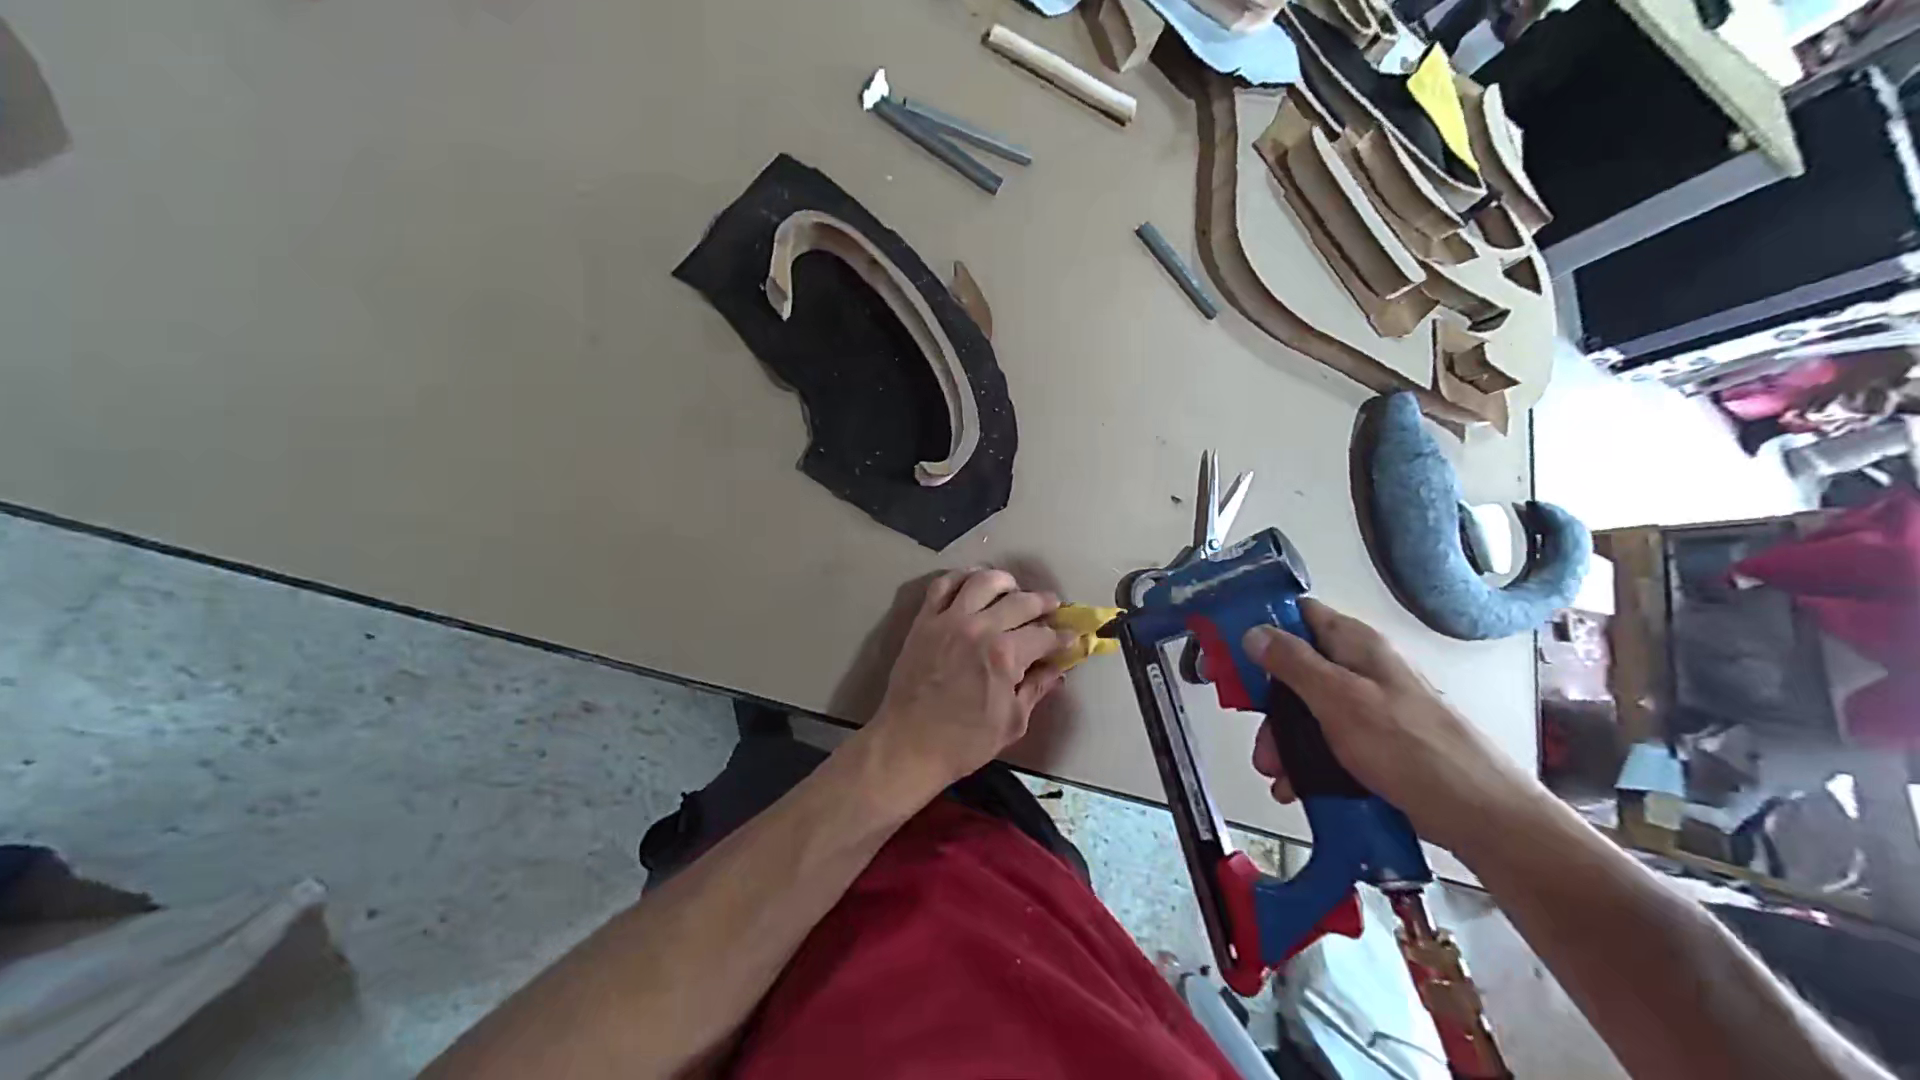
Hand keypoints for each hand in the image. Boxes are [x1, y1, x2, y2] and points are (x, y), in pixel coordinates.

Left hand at [865, 569, 1073, 794]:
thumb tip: (1057, 670)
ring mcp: (948, 620)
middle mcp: (979, 628)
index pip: (1044, 635)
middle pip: (1021, 601)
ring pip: (983, 580)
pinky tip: (972, 583)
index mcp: (1005, 655)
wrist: (909, 744)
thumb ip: (1036, 688)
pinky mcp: (924, 620)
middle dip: (1044, 602)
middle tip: (1052, 607)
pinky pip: (943, 585)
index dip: (1062, 636)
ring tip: (1013, 590)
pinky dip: (961, 577)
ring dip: (1005, 582)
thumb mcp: (1012, 722)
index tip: (1071, 638)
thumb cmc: (965, 741)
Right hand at [1242, 599, 1549, 857]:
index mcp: (1356, 644)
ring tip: (1277, 774)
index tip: (1228, 651)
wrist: (1483, 819)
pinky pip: (1326, 742)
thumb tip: (1255, 632)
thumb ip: (1294, 663)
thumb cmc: (1412, 751)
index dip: (1260, 625)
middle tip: (1256, 732)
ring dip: (1283, 740)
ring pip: (1306, 710)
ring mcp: (1368, 707)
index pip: (1298, 614)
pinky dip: (1306, 762)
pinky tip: (1297, 787)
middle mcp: (1360, 668)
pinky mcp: (1375, 743)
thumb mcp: (1340, 700)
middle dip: (1268, 703)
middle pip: (1295, 668)